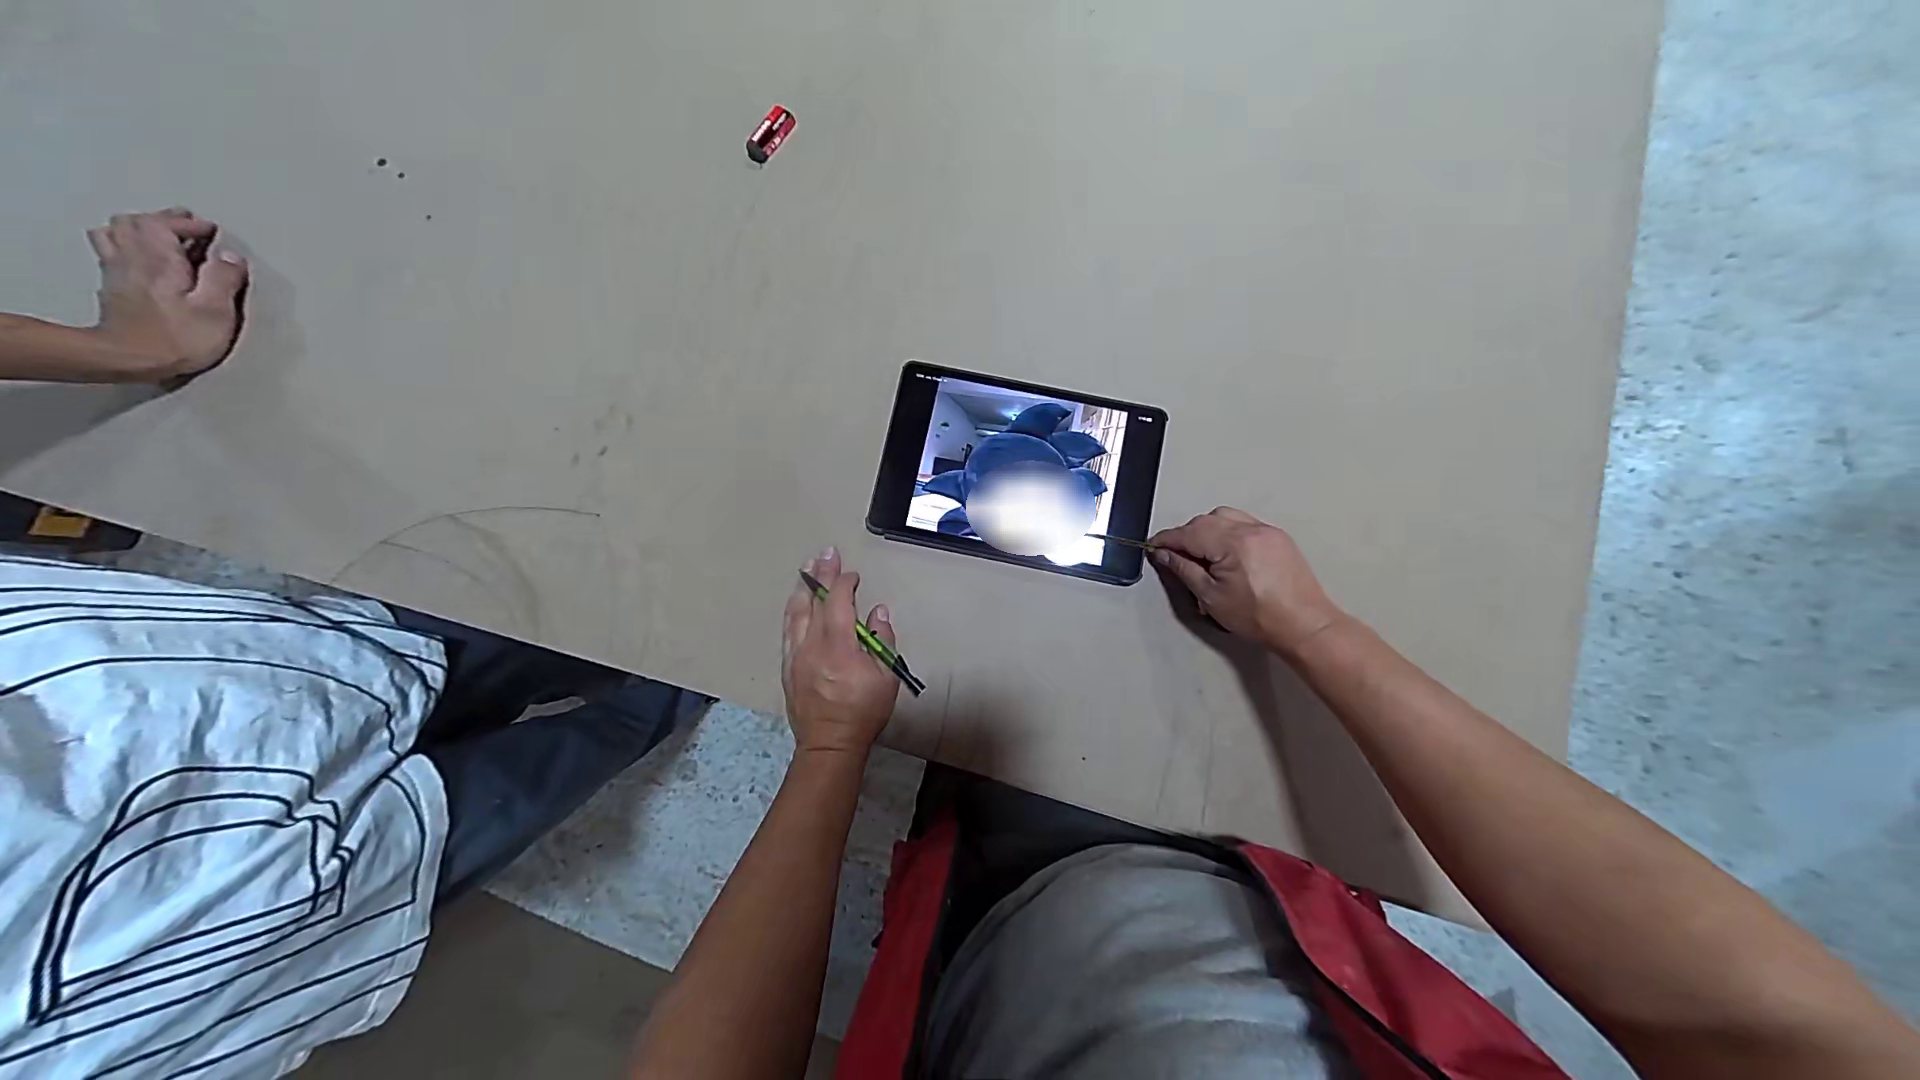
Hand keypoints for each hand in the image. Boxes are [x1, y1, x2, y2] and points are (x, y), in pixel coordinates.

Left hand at [87, 208, 248, 378]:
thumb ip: (224, 279)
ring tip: (162, 235)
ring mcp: (116, 271)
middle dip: (162, 219)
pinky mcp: (113, 286)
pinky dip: (127, 243)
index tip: (212, 230)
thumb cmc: (180, 337)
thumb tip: (231, 257)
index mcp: (159, 261)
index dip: (188, 224)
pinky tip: (142, 255)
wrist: (129, 357)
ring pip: (115, 232)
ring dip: (139, 228)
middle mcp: (132, 259)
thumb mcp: (216, 311)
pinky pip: (111, 250)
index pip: (163, 225)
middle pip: (133, 222)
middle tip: (188, 225)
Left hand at [781, 546, 899, 755]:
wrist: (829, 744)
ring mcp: (796, 656)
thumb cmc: (862, 712)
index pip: (839, 602)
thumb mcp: (885, 677)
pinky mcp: (788, 667)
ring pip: (794, 613)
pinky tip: (797, 604)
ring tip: (807, 570)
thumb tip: (877, 613)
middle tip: (825, 554)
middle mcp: (812, 646)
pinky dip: (793, 611)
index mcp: (838, 647)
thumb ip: (882, 641)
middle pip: (813, 601)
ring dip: (802, 589)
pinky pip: (788, 630)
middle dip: (820, 575)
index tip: (853, 575)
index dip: (845, 583)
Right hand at [1149, 507, 1345, 655]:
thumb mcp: (1210, 597)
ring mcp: (1267, 531)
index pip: (1188, 533)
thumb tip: (1164, 555)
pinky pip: (1243, 523)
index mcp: (1233, 543)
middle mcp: (1251, 530)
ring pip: (1225, 517)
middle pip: (1205, 520)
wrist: (1304, 625)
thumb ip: (1184, 570)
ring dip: (1206, 530)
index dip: (1166, 540)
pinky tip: (1224, 552)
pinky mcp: (1277, 538)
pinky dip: (1227, 531)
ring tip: (1200, 554)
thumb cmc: (1260, 617)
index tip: (1153, 547)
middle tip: (1174, 556)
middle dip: (1186, 535)